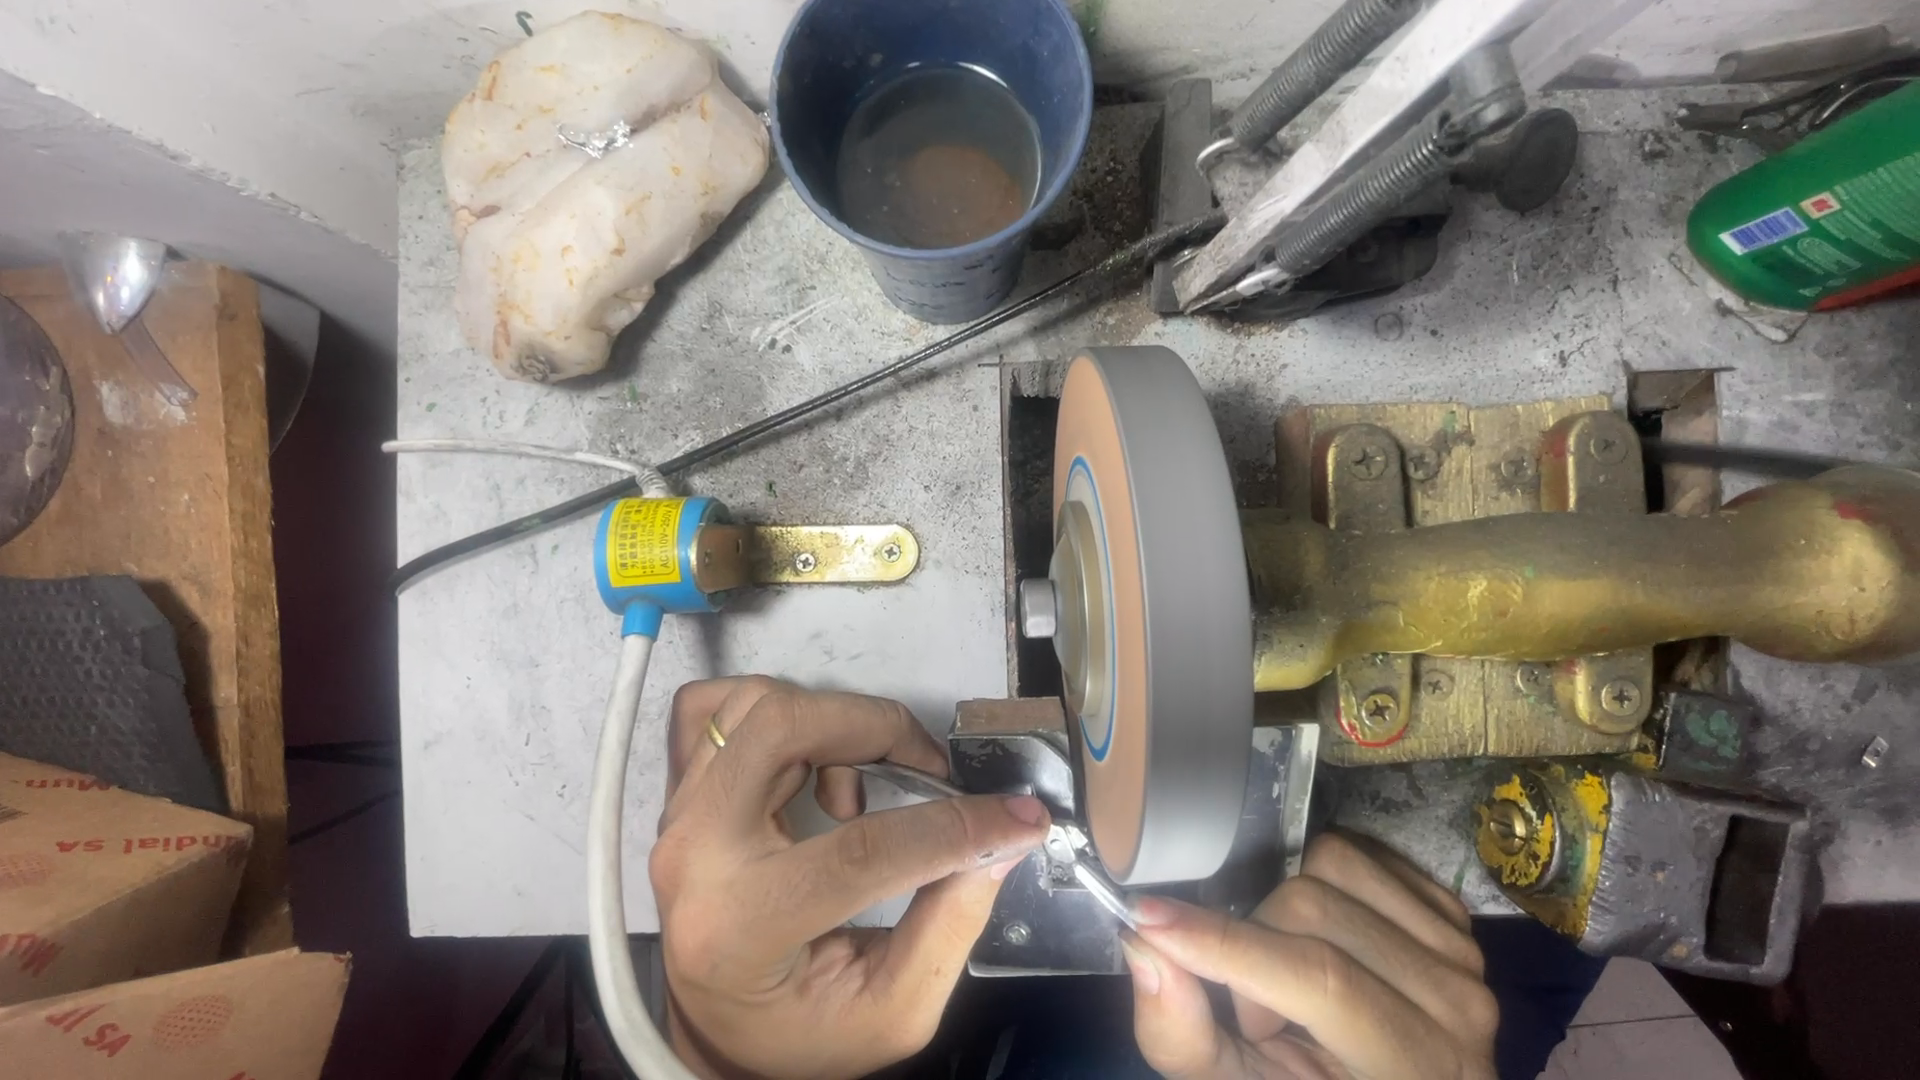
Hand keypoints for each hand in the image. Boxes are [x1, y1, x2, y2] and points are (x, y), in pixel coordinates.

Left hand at [650, 677, 1051, 1079]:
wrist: (721, 1029)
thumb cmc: (806, 1029)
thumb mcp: (894, 1009)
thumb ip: (952, 921)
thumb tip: (1009, 832)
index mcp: (743, 928)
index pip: (861, 852)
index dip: (954, 825)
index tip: (1019, 815)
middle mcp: (695, 856)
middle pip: (783, 727)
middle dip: (877, 728)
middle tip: (928, 767)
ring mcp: (680, 814)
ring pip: (756, 705)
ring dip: (830, 726)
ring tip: (857, 791)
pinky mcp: (681, 791)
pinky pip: (716, 706)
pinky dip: (776, 712)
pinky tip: (808, 761)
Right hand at [1121, 832, 1497, 1079]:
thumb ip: (1184, 1040)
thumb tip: (1145, 948)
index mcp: (1415, 1071)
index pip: (1319, 980)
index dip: (1226, 944)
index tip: (1146, 917)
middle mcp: (1459, 1008)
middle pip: (1314, 907)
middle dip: (1250, 942)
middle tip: (1253, 1003)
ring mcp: (1462, 953)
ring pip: (1334, 860)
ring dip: (1280, 904)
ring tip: (1287, 968)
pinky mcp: (1449, 911)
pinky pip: (1359, 848)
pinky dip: (1314, 874)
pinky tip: (1318, 931)